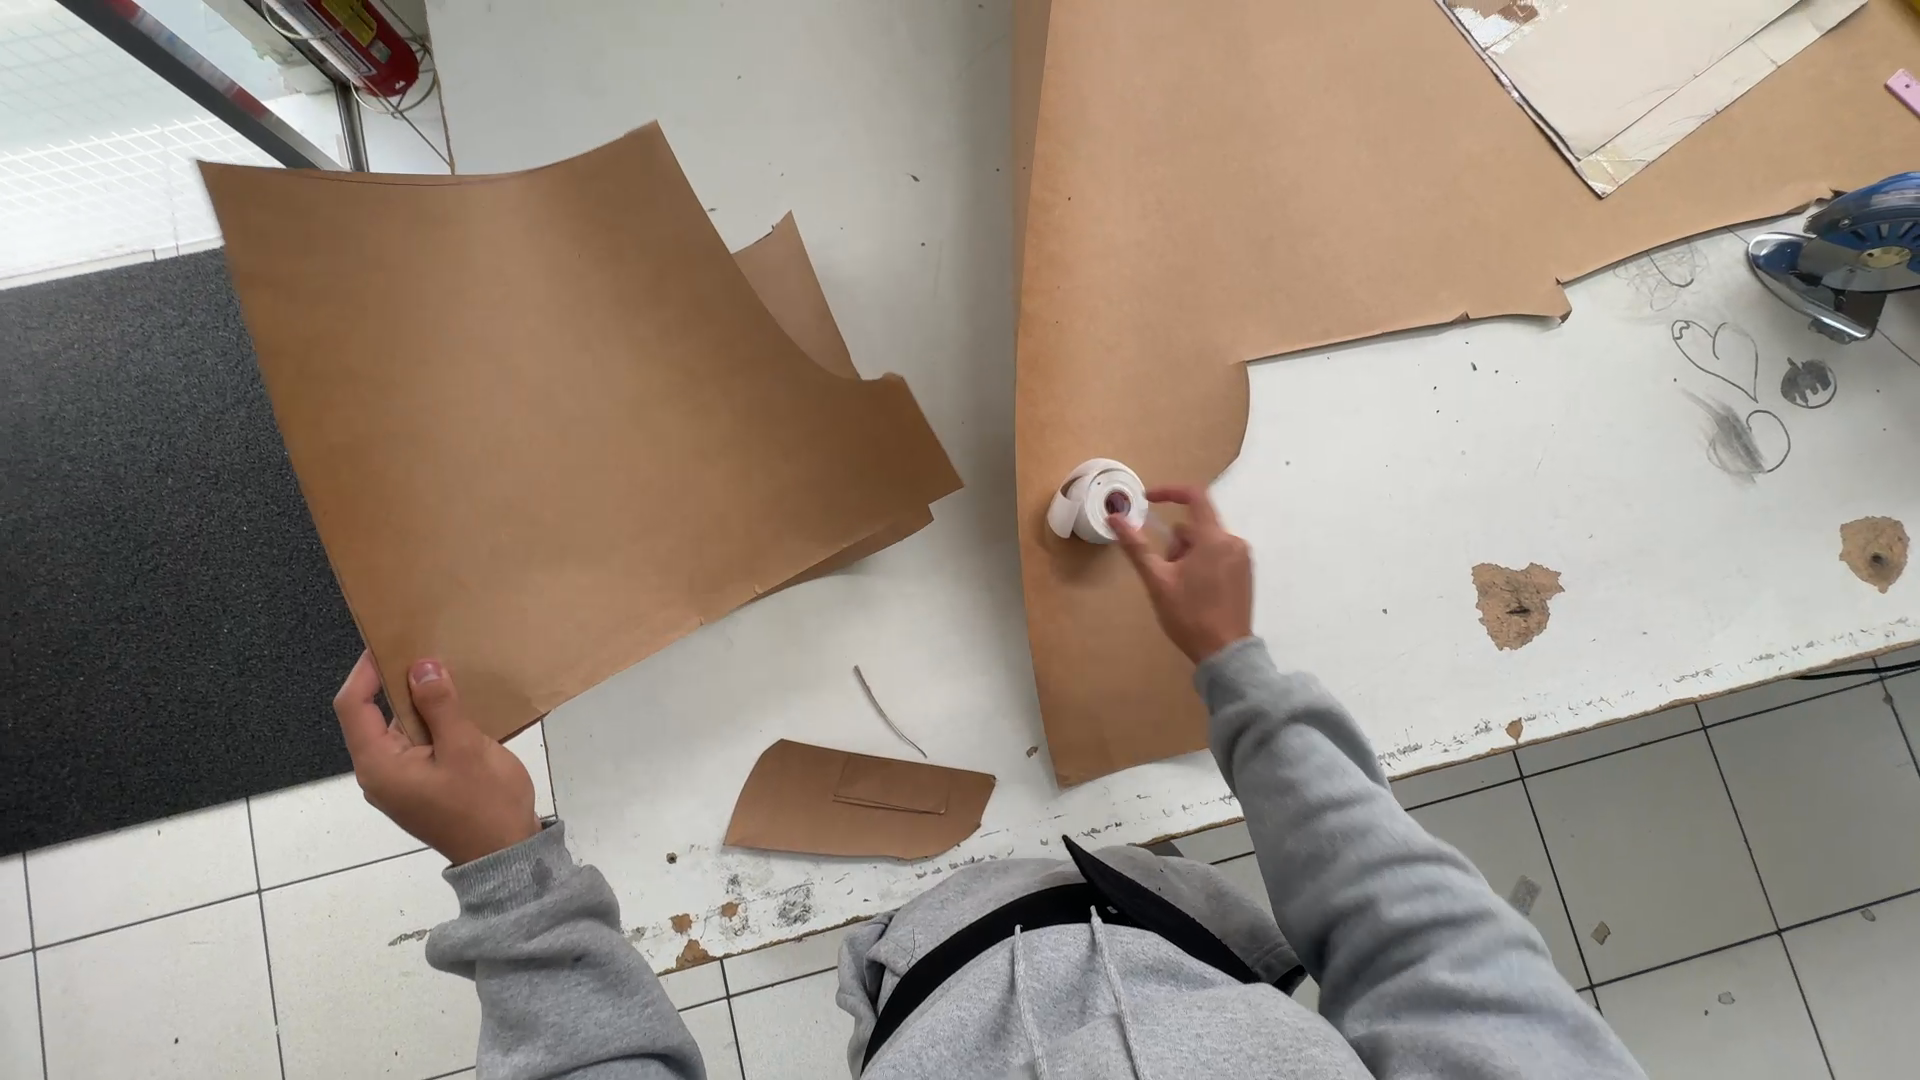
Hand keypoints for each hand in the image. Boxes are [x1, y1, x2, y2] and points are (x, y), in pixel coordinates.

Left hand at [333, 651, 540, 865]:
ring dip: (418, 702)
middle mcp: (379, 772)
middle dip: (395, 682)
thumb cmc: (484, 800)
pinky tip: (459, 708)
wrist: (503, 851)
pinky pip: (417, 744)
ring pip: (398, 730)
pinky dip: (431, 721)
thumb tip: (421, 666)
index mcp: (379, 764)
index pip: (354, 706)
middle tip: (426, 650)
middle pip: (373, 717)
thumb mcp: (466, 748)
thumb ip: (440, 707)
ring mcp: (400, 782)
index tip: (389, 642)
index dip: (364, 671)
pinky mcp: (421, 785)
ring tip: (447, 673)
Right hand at [1110, 485, 1253, 663]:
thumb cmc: (1188, 615)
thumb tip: (1114, 517)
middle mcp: (1234, 542)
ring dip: (1187, 556)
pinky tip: (1196, 592)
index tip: (1146, 499)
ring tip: (1180, 589)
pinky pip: (1218, 555)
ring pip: (1206, 542)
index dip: (1168, 492)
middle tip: (1164, 573)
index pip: (1194, 496)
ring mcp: (1243, 558)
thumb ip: (1136, 545)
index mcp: (1214, 539)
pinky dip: (1202, 564)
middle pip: (1195, 526)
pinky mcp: (1246, 573)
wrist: (1224, 652)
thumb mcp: (1157, 580)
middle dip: (1175, 543)